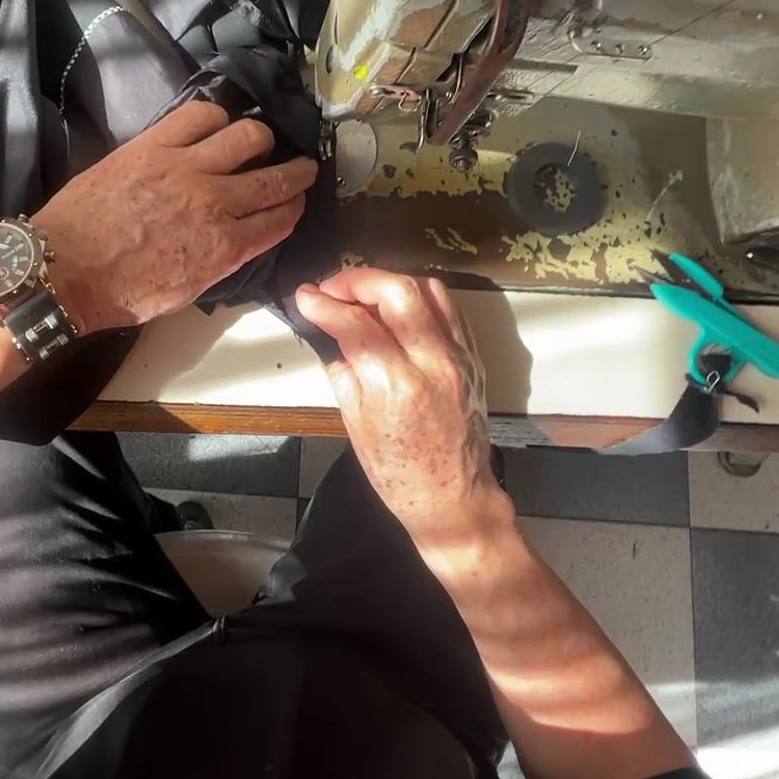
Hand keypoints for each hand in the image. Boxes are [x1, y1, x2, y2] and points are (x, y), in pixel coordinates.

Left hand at [35, 100, 316, 334]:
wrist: (64, 269)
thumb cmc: (121, 292)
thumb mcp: (185, 292)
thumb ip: (221, 262)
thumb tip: (239, 239)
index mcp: (224, 247)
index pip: (278, 220)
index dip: (293, 209)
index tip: (297, 202)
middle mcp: (216, 203)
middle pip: (275, 179)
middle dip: (297, 174)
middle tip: (304, 168)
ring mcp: (186, 167)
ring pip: (248, 137)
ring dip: (262, 140)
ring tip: (259, 143)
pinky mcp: (154, 144)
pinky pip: (200, 115)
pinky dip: (216, 117)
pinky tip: (215, 125)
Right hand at [294, 268, 502, 536]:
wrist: (453, 499)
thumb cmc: (397, 472)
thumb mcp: (355, 423)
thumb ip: (343, 370)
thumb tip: (331, 332)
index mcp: (398, 386)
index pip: (356, 324)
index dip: (324, 303)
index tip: (305, 295)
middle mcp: (434, 363)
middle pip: (399, 291)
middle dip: (358, 279)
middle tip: (333, 288)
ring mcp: (460, 357)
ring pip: (429, 289)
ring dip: (390, 283)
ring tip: (364, 295)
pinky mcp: (473, 358)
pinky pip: (448, 308)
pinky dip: (418, 299)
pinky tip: (396, 310)